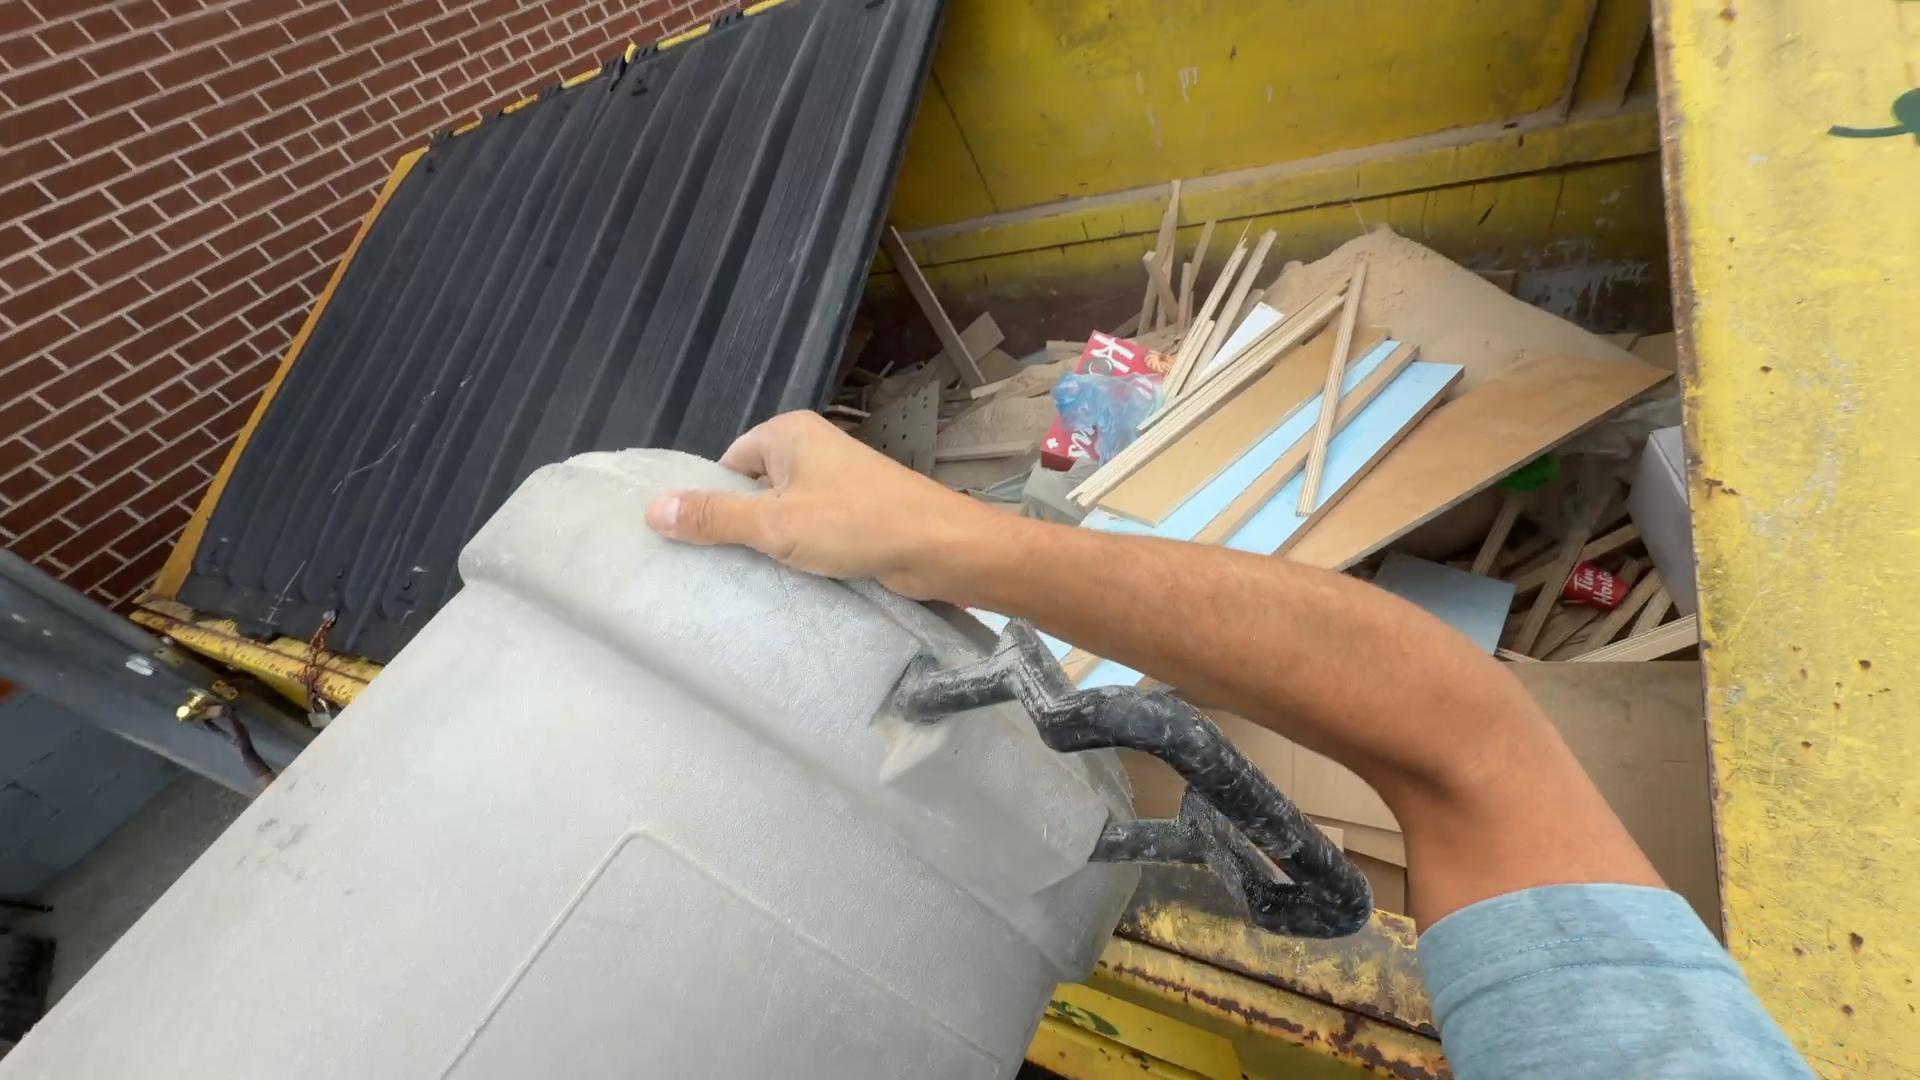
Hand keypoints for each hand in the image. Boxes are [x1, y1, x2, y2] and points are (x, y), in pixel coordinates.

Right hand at [644, 410, 1013, 598]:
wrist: (938, 547)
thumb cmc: (855, 524)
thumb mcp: (775, 523)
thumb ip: (715, 518)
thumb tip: (652, 508)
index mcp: (789, 433)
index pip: (729, 462)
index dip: (713, 499)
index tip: (701, 540)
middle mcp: (813, 448)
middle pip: (755, 486)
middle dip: (743, 523)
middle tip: (725, 565)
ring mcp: (839, 480)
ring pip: (786, 510)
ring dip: (774, 540)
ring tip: (758, 574)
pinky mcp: (858, 510)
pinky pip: (813, 526)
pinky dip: (802, 548)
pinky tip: (793, 576)